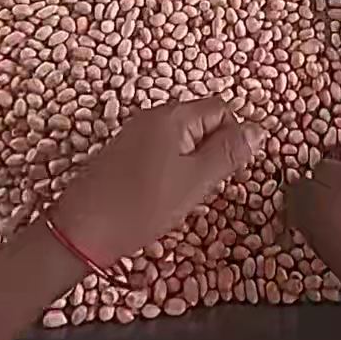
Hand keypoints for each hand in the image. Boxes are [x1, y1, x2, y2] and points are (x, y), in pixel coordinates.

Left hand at [48, 97, 264, 265]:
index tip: (228, 171)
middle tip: (204, 185)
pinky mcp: (125, 152)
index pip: (221, 109)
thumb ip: (228, 153)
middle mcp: (153, 116)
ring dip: (193, 162)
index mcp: (172, 116)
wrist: (82, 230)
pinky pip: (162, 150)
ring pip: (182, 138)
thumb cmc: (142, 206)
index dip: (233, 137)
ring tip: (183, 193)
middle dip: (212, 150)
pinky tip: (164, 194)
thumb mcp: (194, 181)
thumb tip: (258, 129)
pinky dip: (172, 167)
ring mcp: (136, 133)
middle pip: (201, 121)